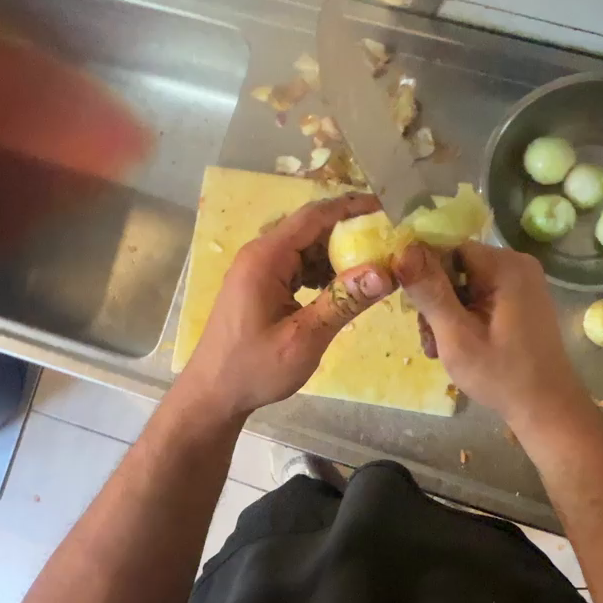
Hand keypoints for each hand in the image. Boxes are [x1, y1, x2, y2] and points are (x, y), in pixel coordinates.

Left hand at [179, 193, 397, 418]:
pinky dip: (321, 271)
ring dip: (337, 254)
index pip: (314, 216)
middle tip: (388, 240)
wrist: (213, 394)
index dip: (352, 207)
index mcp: (265, 258)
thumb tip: (386, 270)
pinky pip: (296, 266)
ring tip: (374, 264)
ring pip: (305, 248)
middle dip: (349, 231)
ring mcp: (258, 270)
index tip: (388, 208)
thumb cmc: (254, 368)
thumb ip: (344, 301)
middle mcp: (259, 255)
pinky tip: (342, 288)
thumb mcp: (305, 338)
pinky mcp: (260, 286)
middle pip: (310, 229)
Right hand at [395, 242, 585, 423]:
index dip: (424, 272)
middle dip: (435, 300)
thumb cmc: (501, 375)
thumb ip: (430, 292)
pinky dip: (464, 317)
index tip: (412, 307)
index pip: (448, 247)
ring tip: (439, 348)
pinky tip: (458, 344)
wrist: (546, 407)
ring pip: (464, 284)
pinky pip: (480, 296)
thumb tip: (403, 250)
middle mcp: (516, 265)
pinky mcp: (521, 300)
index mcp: (505, 266)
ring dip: (446, 313)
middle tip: (428, 339)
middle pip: (455, 266)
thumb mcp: (457, 336)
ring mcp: (521, 283)